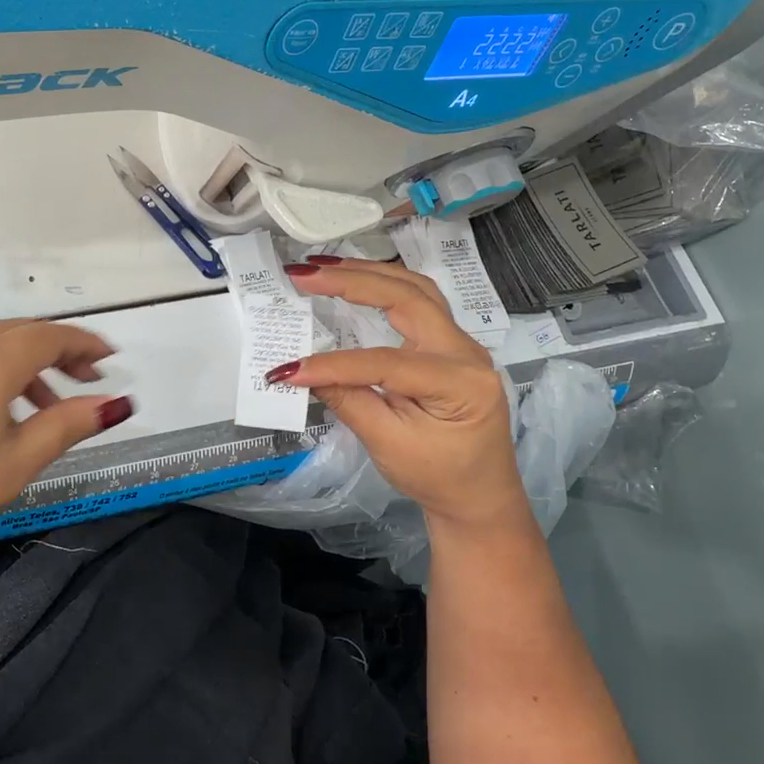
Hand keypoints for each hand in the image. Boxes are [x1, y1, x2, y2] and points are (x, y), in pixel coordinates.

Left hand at [0, 320, 131, 551]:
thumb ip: (67, 425)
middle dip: (61, 352)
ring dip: (27, 364)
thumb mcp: (17, 461)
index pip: (52, 336)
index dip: (86, 345)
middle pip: (23, 333)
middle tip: (88, 381)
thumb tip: (115, 403)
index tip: (111, 359)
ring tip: (47, 407)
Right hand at [271, 257, 525, 530]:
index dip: (332, 364)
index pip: (385, 362)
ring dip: (367, 273)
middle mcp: (466, 352)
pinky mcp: (446, 346)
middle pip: (408, 298)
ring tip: (321, 267)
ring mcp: (459, 344)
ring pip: (415, 289)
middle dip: (352, 281)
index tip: (286, 370)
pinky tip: (353, 278)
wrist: (478, 495)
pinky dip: (382, 284)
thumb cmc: (438, 476)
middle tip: (301, 275)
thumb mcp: (388, 444)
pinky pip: (417, 301)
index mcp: (460, 382)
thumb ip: (348, 401)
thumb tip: (303, 373)